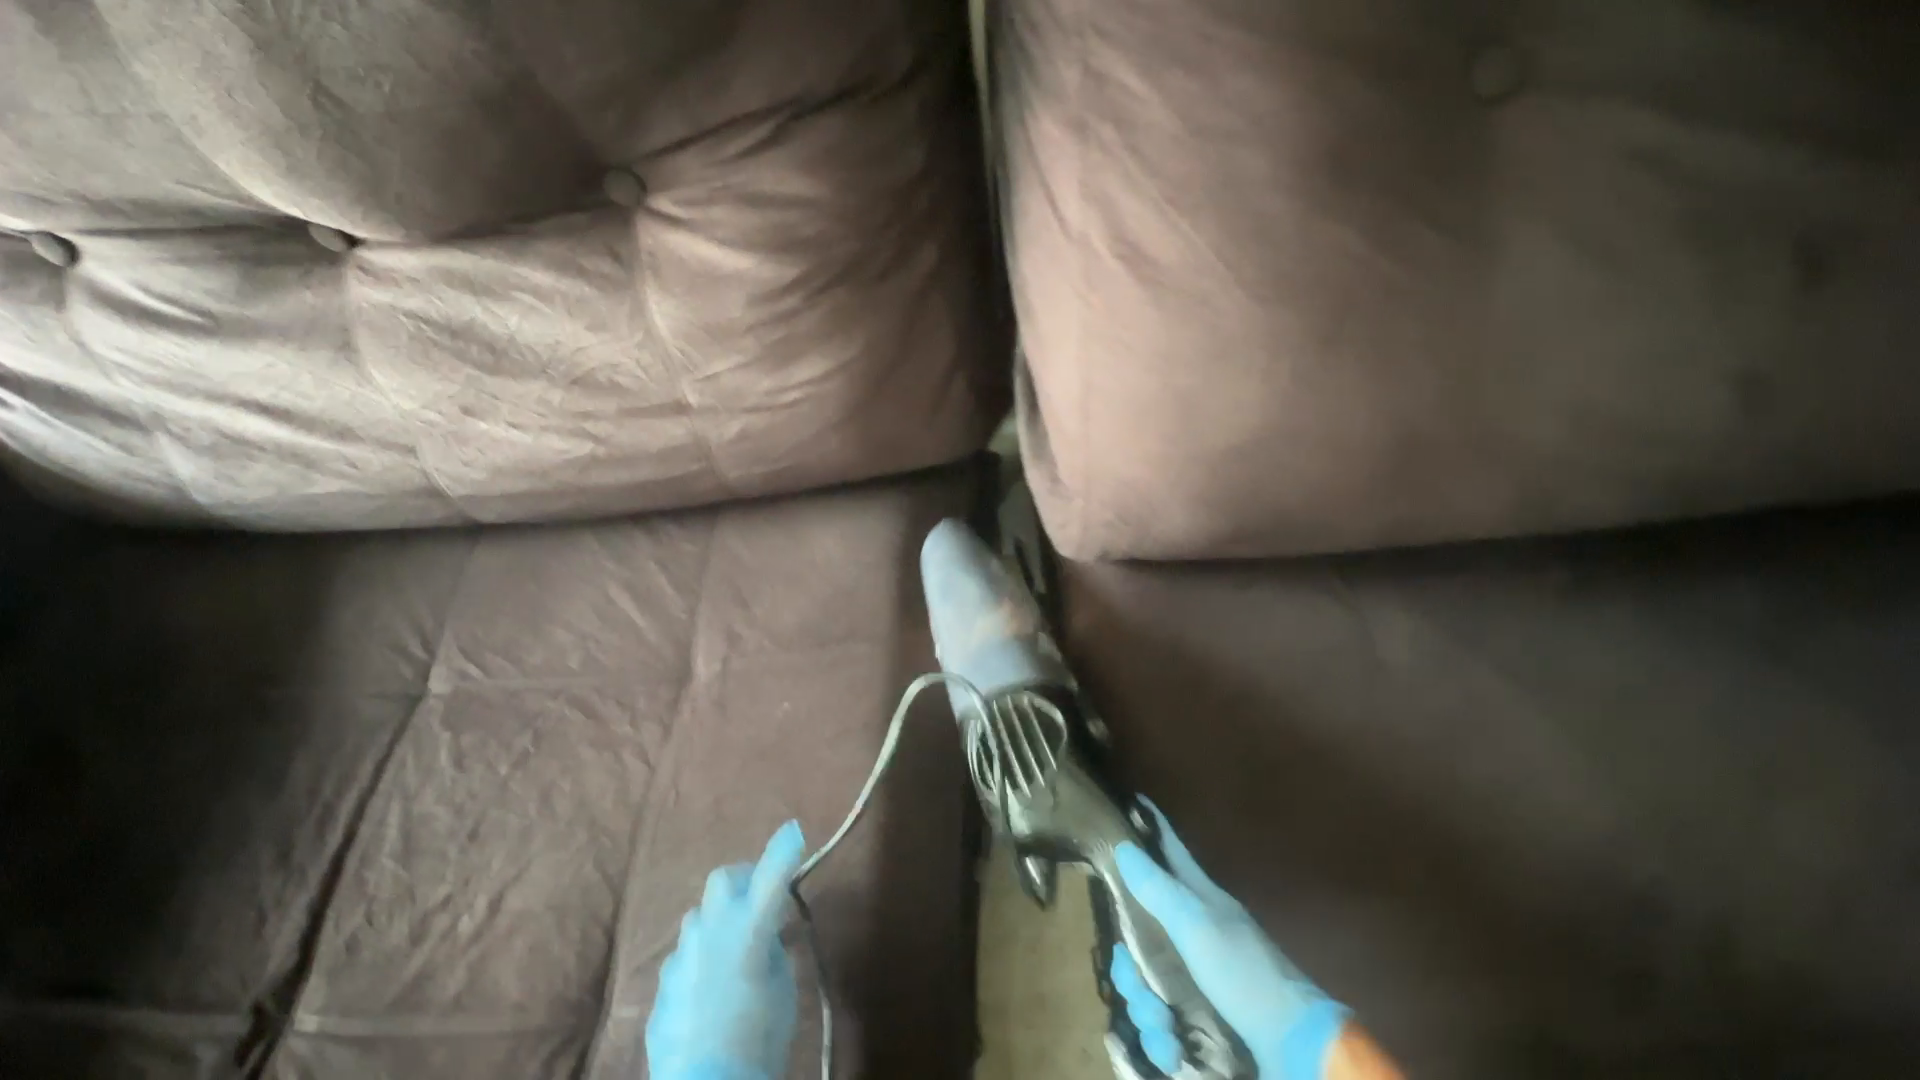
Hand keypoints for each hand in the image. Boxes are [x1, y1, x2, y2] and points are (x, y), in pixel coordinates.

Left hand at [646, 820, 806, 1079]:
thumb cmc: (760, 1037)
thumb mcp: (783, 989)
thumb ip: (773, 950)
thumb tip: (766, 935)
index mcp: (749, 929)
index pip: (771, 875)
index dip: (784, 850)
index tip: (794, 830)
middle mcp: (710, 931)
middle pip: (724, 880)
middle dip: (745, 879)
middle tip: (763, 899)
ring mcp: (681, 956)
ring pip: (700, 916)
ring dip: (720, 919)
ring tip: (737, 947)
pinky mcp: (663, 985)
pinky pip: (685, 956)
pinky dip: (703, 958)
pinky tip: (713, 987)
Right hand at [1112, 801, 1350, 1078]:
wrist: (1290, 1047)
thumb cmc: (1245, 975)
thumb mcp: (1199, 927)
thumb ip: (1159, 888)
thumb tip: (1123, 844)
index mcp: (1201, 904)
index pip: (1171, 855)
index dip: (1153, 833)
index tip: (1133, 804)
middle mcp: (1195, 937)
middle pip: (1139, 932)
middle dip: (1130, 964)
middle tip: (1136, 981)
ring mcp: (1196, 981)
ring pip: (1143, 981)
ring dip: (1144, 1009)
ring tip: (1165, 1028)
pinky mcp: (1196, 1021)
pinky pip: (1157, 1022)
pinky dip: (1160, 1038)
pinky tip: (1172, 1048)